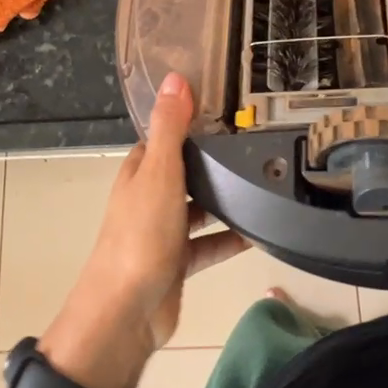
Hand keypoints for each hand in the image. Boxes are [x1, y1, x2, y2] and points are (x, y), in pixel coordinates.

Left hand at [36, 72, 249, 387]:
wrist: (126, 311)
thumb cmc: (140, 234)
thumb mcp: (159, 172)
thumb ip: (170, 127)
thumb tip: (175, 76)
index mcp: (139, 171)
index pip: (164, 137)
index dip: (188, 122)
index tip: (223, 109)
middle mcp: (149, 197)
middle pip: (183, 171)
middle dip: (211, 160)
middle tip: (253, 145)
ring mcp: (162, 231)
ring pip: (197, 207)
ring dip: (222, 198)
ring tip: (261, 183)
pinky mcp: (177, 263)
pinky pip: (209, 245)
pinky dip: (229, 238)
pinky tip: (257, 232)